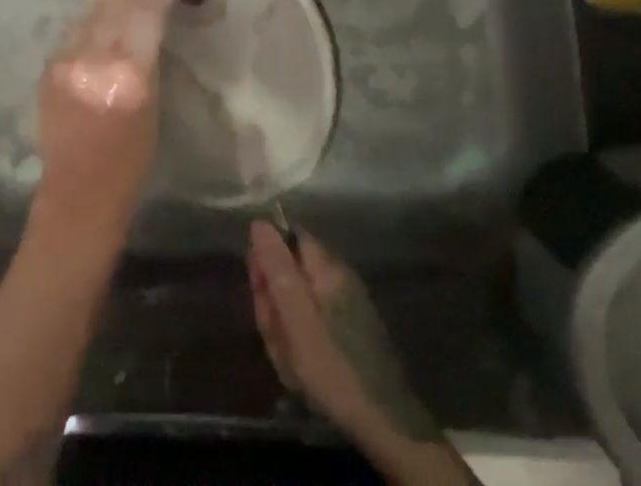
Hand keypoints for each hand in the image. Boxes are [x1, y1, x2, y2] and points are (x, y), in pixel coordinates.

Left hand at [32, 0, 181, 233]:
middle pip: (114, 4)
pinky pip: (74, 31)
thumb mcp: (152, 102)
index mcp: (125, 71)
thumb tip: (149, 18)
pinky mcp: (48, 68)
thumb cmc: (130, 156)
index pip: (142, 10)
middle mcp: (90, 58)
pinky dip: (92, 20)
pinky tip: (102, 19)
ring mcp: (63, 61)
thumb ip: (146, 55)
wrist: (78, 188)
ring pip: (90, 13)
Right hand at [247, 222, 384, 422]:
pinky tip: (302, 363)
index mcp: (327, 270)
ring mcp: (349, 303)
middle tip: (273, 330)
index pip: (287, 238)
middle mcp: (340, 278)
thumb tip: (260, 223)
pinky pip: (312, 320)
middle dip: (273, 296)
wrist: (381, 418)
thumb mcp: (294, 316)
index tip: (259, 289)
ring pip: (299, 299)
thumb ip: (277, 267)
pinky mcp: (351, 328)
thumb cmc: (330, 365)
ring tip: (286, 353)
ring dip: (283, 322)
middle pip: (292, 269)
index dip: (266, 259)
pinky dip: (299, 337)